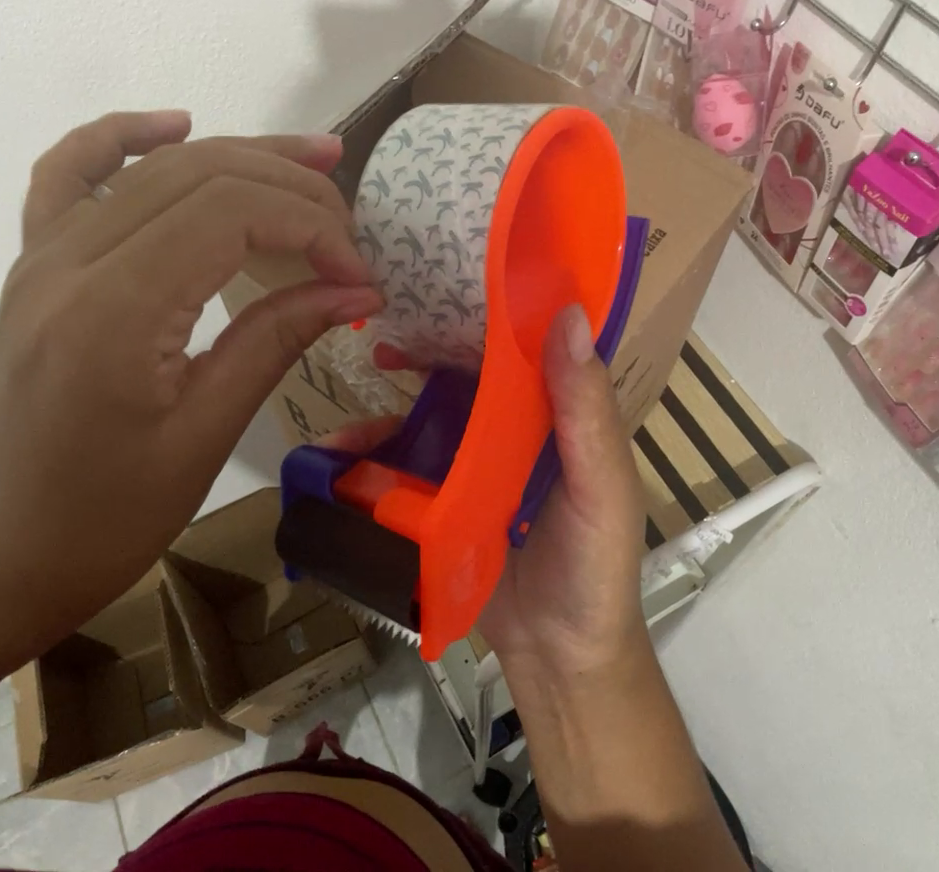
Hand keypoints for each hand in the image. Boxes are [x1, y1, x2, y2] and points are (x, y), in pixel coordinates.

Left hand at [0, 110, 382, 670]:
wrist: (9, 550)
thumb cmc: (112, 515)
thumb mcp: (208, 435)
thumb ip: (277, 342)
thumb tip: (358, 291)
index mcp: (112, 315)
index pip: (229, 216)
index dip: (311, 228)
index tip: (360, 277)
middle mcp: (67, 263)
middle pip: (198, 176)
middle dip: (291, 190)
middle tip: (350, 233)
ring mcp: (42, 256)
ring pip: (154, 167)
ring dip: (242, 157)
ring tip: (315, 159)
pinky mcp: (34, 264)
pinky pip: (70, 173)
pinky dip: (123, 137)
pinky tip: (175, 125)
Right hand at [326, 304, 647, 680]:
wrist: (559, 658)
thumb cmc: (596, 568)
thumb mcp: (602, 488)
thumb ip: (587, 412)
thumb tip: (570, 315)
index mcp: (561, 417)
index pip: (528, 347)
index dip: (495, 312)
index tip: (449, 280)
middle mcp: (516, 432)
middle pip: (467, 379)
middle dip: (424, 355)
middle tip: (381, 340)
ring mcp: (474, 469)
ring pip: (426, 422)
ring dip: (384, 412)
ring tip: (347, 410)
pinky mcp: (441, 506)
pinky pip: (402, 472)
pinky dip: (368, 463)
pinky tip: (335, 460)